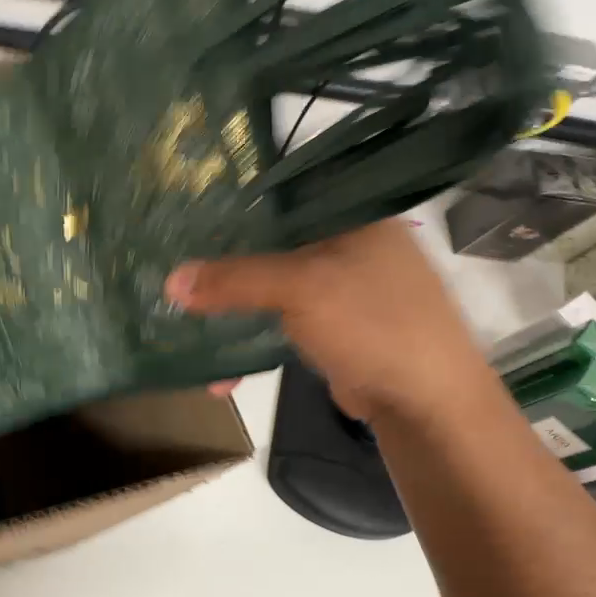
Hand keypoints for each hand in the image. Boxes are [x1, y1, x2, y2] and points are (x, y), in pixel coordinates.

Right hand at [166, 219, 495, 422]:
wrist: (426, 399)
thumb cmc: (374, 324)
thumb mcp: (301, 289)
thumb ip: (235, 279)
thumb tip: (169, 281)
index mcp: (352, 216)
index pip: (281, 197)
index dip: (231, 210)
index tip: (182, 223)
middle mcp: (348, 245)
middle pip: (269, 247)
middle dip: (221, 268)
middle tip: (173, 274)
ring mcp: (342, 290)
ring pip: (270, 290)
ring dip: (230, 313)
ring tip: (184, 325)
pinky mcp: (333, 330)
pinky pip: (278, 326)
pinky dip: (250, 345)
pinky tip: (221, 374)